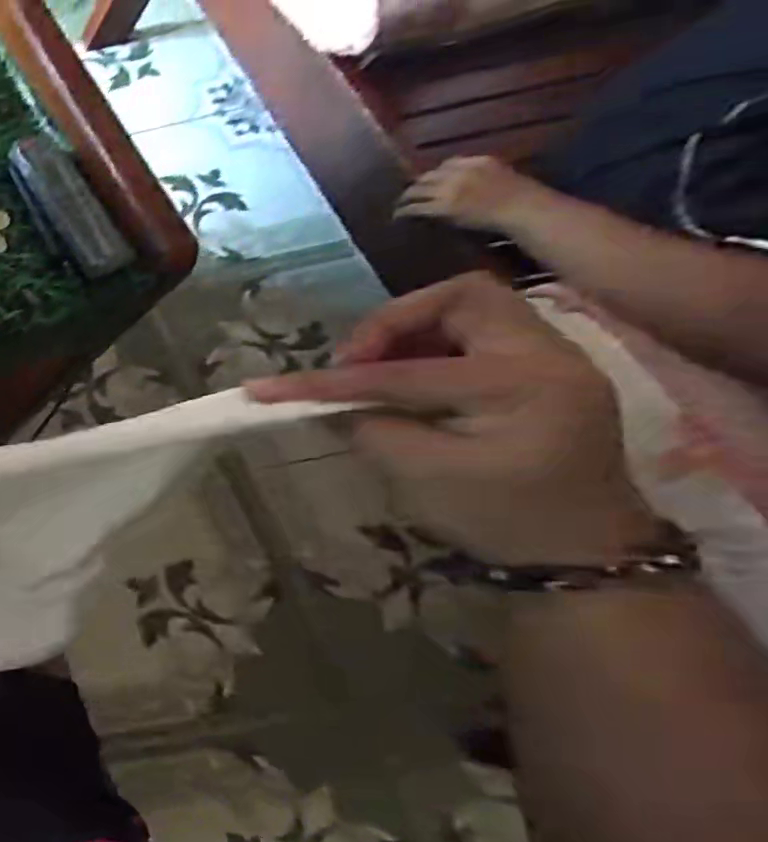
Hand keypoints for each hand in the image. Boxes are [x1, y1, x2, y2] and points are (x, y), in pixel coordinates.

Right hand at [246, 273, 663, 565]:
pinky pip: (472, 336)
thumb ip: (372, 431)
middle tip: (347, 362)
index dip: (329, 379)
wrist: (575, 545)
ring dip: (406, 333)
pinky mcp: (532, 371)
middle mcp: (544, 353)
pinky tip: (398, 380)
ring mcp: (545, 358)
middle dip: (390, 322)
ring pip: (466, 310)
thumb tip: (331, 406)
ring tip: (366, 372)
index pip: (402, 371)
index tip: (266, 389)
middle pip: (461, 297)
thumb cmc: (500, 516)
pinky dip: (425, 348)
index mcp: (519, 384)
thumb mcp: (423, 478)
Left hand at [395, 156, 557, 232]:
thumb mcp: (500, 175)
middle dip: (416, 185)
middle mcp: (461, 172)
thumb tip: (460, 183)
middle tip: (407, 195)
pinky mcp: (441, 207)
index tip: (428, 182)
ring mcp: (450, 189)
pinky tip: (398, 217)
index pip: (448, 163)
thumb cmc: (517, 196)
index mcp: (479, 161)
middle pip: (428, 176)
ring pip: (417, 190)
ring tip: (398, 206)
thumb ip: (479, 175)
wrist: (521, 208)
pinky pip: (415, 207)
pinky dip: (403, 212)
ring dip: (405, 199)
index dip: (434, 174)